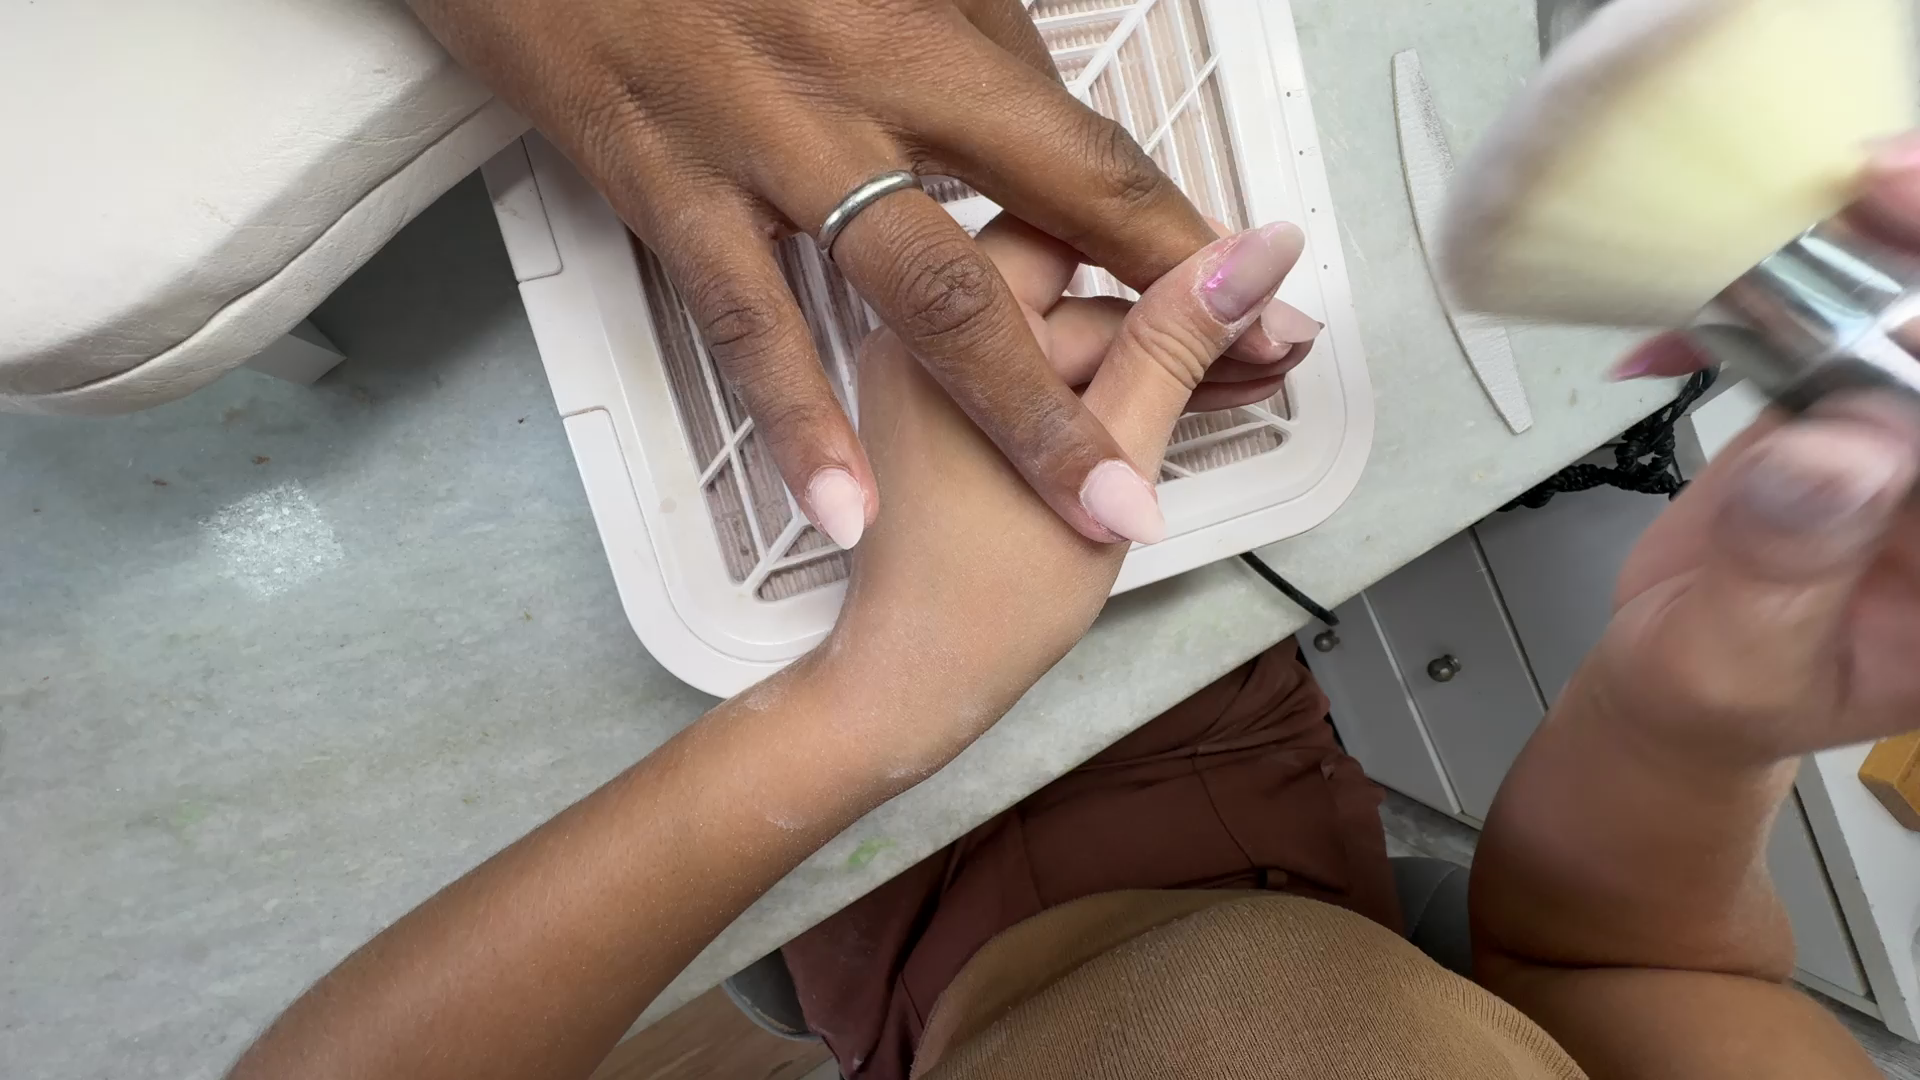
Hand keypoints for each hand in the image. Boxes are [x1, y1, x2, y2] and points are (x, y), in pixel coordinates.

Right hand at [406, 0, 1318, 548]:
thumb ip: (962, 52)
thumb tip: (1040, 134)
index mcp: (928, 25)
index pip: (1090, 155)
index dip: (1184, 241)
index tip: (1265, 309)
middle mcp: (869, 86)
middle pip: (1045, 231)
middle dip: (1153, 330)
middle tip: (1248, 400)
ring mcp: (773, 150)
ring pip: (923, 299)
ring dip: (1021, 415)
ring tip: (1100, 510)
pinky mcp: (675, 197)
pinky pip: (750, 328)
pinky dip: (803, 426)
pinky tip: (851, 516)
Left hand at [826, 215, 1304, 768]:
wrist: (916, 683)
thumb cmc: (999, 591)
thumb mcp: (1108, 460)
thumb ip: (1177, 348)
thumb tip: (1263, 247)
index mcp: (939, 320)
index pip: (1075, 235)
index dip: (1180, 259)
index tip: (1268, 295)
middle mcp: (922, 330)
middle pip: (1079, 300)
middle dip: (1185, 330)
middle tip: (1285, 351)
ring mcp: (934, 378)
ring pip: (1066, 351)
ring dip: (1159, 369)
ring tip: (1261, 379)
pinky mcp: (951, 419)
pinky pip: (1038, 389)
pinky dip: (1107, 403)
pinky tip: (1186, 403)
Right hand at [1578, 133, 1919, 762]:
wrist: (1678, 672)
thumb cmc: (1715, 685)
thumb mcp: (1736, 654)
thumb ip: (1781, 566)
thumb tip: (1834, 453)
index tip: (1908, 214)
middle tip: (1855, 187)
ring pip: (1914, 312)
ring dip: (1831, 267)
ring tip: (1721, 278)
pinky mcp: (1856, 413)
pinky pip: (1837, 331)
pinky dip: (1750, 314)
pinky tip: (1684, 335)